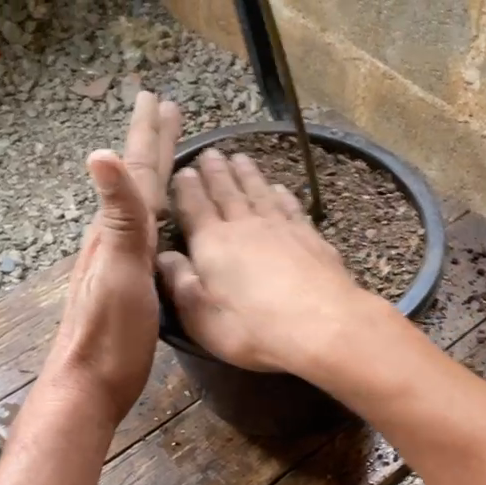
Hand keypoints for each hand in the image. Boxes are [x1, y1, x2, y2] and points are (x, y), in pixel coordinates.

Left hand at [43, 91, 183, 419]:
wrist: (91, 385)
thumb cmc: (110, 335)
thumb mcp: (119, 273)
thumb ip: (118, 219)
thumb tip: (101, 153)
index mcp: (116, 234)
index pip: (138, 174)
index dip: (151, 138)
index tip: (162, 102)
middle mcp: (114, 242)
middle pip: (136, 183)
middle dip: (151, 146)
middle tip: (163, 112)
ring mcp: (118, 266)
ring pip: (141, 207)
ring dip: (154, 176)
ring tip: (166, 156)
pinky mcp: (127, 289)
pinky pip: (146, 237)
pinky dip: (157, 218)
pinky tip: (160, 226)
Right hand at [157, 150, 387, 374]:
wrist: (322, 325)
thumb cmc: (254, 330)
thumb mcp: (203, 320)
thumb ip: (181, 286)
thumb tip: (163, 257)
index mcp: (212, 245)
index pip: (194, 208)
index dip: (187, 189)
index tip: (184, 171)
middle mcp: (245, 226)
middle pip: (227, 192)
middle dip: (216, 172)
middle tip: (210, 153)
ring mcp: (281, 228)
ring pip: (259, 192)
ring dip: (247, 175)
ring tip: (239, 158)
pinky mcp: (310, 237)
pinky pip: (291, 207)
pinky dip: (282, 194)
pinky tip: (279, 188)